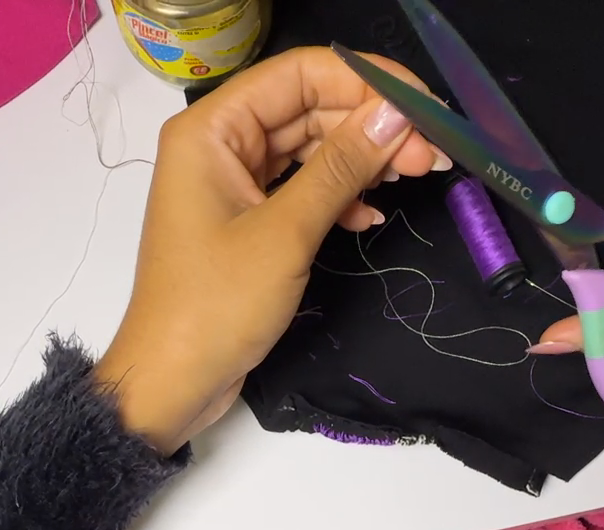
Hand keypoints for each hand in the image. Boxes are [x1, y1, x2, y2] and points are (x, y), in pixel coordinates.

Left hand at [95, 47, 448, 453]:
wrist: (174, 381)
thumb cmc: (216, 306)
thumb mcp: (284, 234)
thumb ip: (340, 169)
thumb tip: (395, 116)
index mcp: (212, 130)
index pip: (299, 75)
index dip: (366, 82)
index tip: (422, 108)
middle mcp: (220, 147)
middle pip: (307, 111)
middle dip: (369, 127)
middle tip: (429, 154)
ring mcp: (233, 188)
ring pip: (307, 154)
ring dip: (359, 164)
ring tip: (413, 177)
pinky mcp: (247, 226)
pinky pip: (299, 194)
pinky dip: (336, 200)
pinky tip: (371, 215)